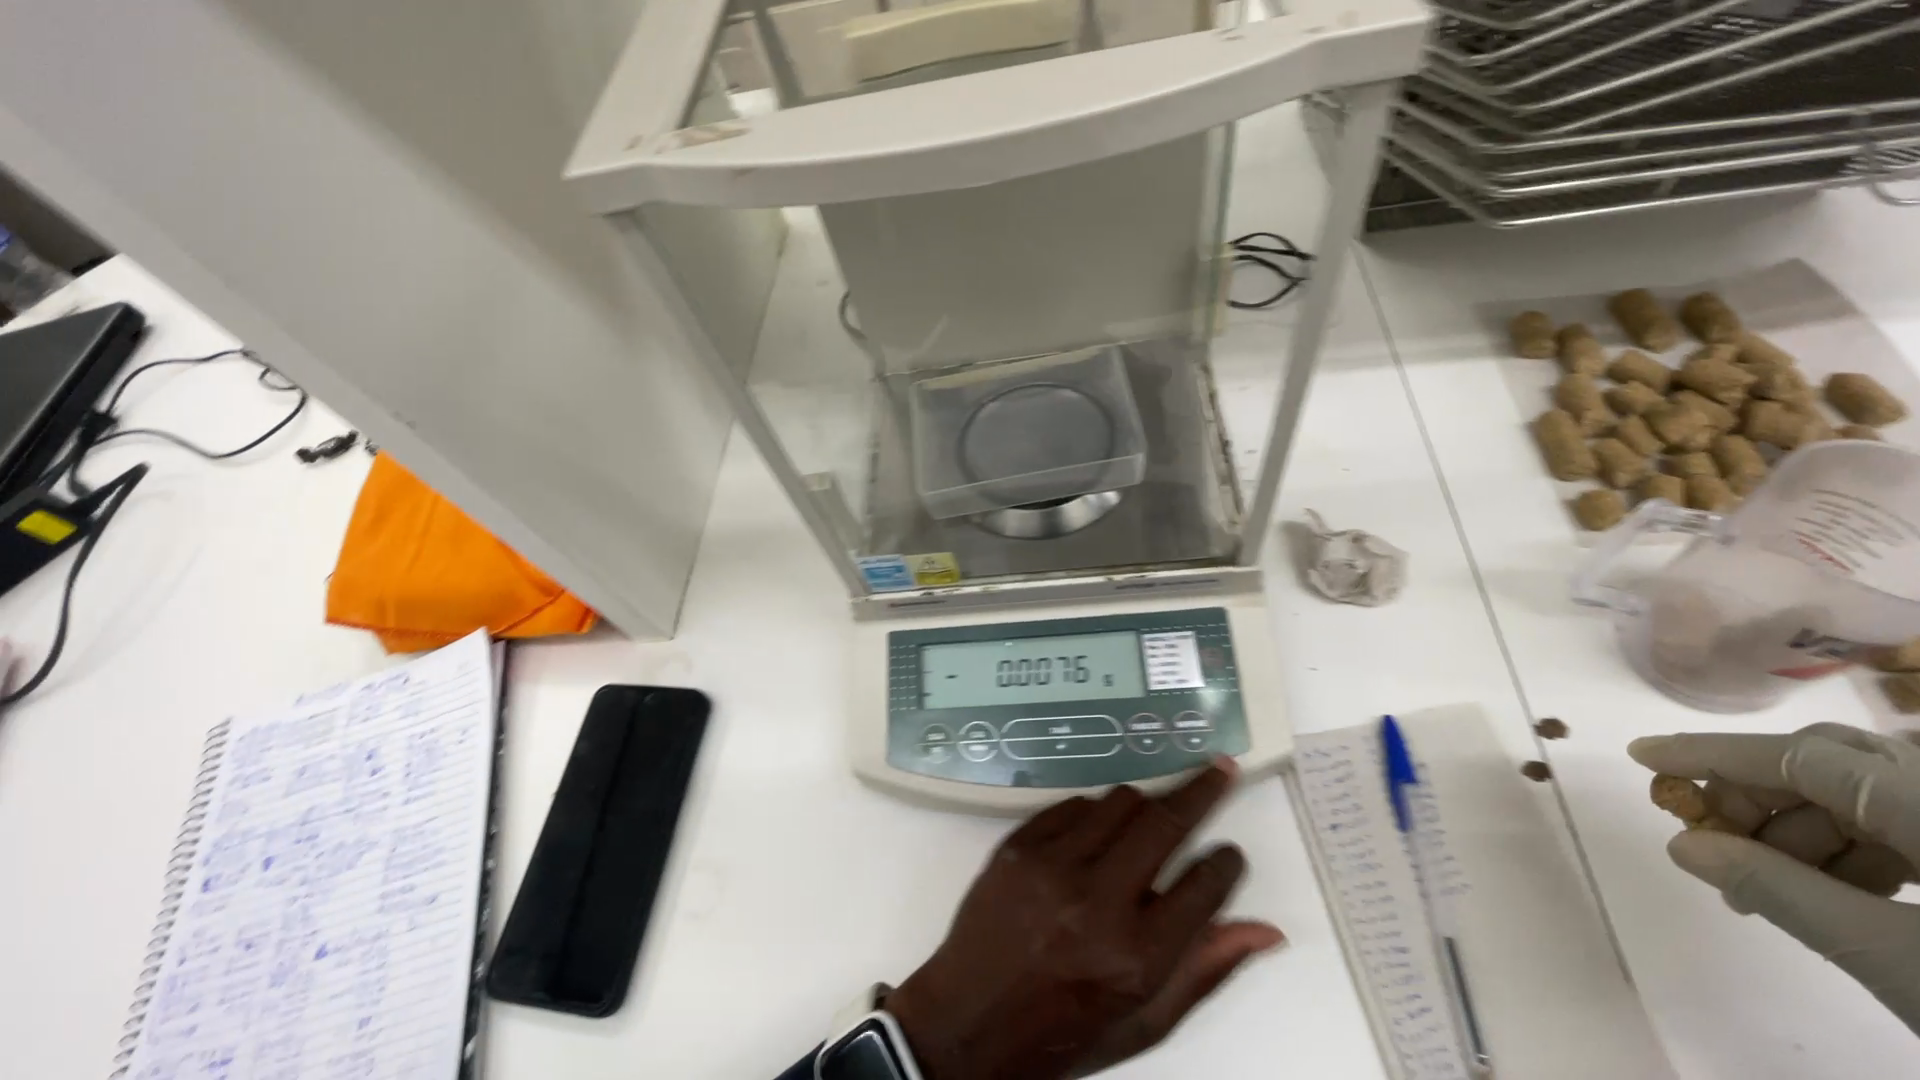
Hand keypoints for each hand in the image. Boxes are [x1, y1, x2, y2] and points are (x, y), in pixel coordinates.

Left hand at [886, 759, 1284, 1079]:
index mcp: (1138, 955)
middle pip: (1165, 822)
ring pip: (1119, 801)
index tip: (1230, 852)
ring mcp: (1050, 866)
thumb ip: (1206, 969)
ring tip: (1149, 819)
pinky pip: (1071, 805)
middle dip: (1202, 790)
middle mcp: (1097, 901)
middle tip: (1220, 769)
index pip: (1205, 884)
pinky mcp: (1016, 847)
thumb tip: (1265, 929)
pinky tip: (1096, 835)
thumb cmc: (1065, 1031)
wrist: (969, 1024)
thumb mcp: (1145, 1023)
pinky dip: (1093, 812)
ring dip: (1143, 805)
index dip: (1227, 862)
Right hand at [1629, 723, 1919, 1031]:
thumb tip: (1686, 846)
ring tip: (1759, 886)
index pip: (1800, 757)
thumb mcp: (1893, 960)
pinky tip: (1826, 893)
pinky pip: (1904, 827)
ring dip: (1800, 833)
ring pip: (1866, 799)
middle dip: (1757, 799)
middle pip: (1832, 767)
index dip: (1713, 754)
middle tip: (1702, 838)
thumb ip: (1777, 891)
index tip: (1643, 754)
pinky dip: (1853, 853)